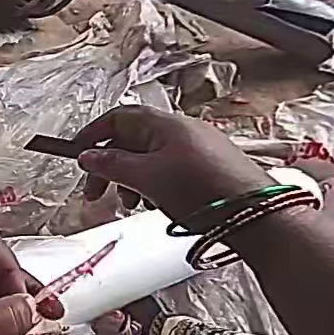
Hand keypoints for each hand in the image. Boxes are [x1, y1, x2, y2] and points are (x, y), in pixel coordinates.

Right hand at [73, 107, 274, 220]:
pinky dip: (149, 184)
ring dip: (127, 179)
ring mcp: (197, 150)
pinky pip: (166, 170)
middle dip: (108, 165)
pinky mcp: (208, 169)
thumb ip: (111, 165)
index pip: (119, 118)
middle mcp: (182, 132)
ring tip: (126, 203)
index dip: (93, 134)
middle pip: (131, 140)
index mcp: (166, 125)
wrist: (257, 216)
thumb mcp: (145, 177)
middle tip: (94, 193)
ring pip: (147, 158)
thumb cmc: (199, 190)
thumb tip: (86, 156)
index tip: (76, 155)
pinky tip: (151, 203)